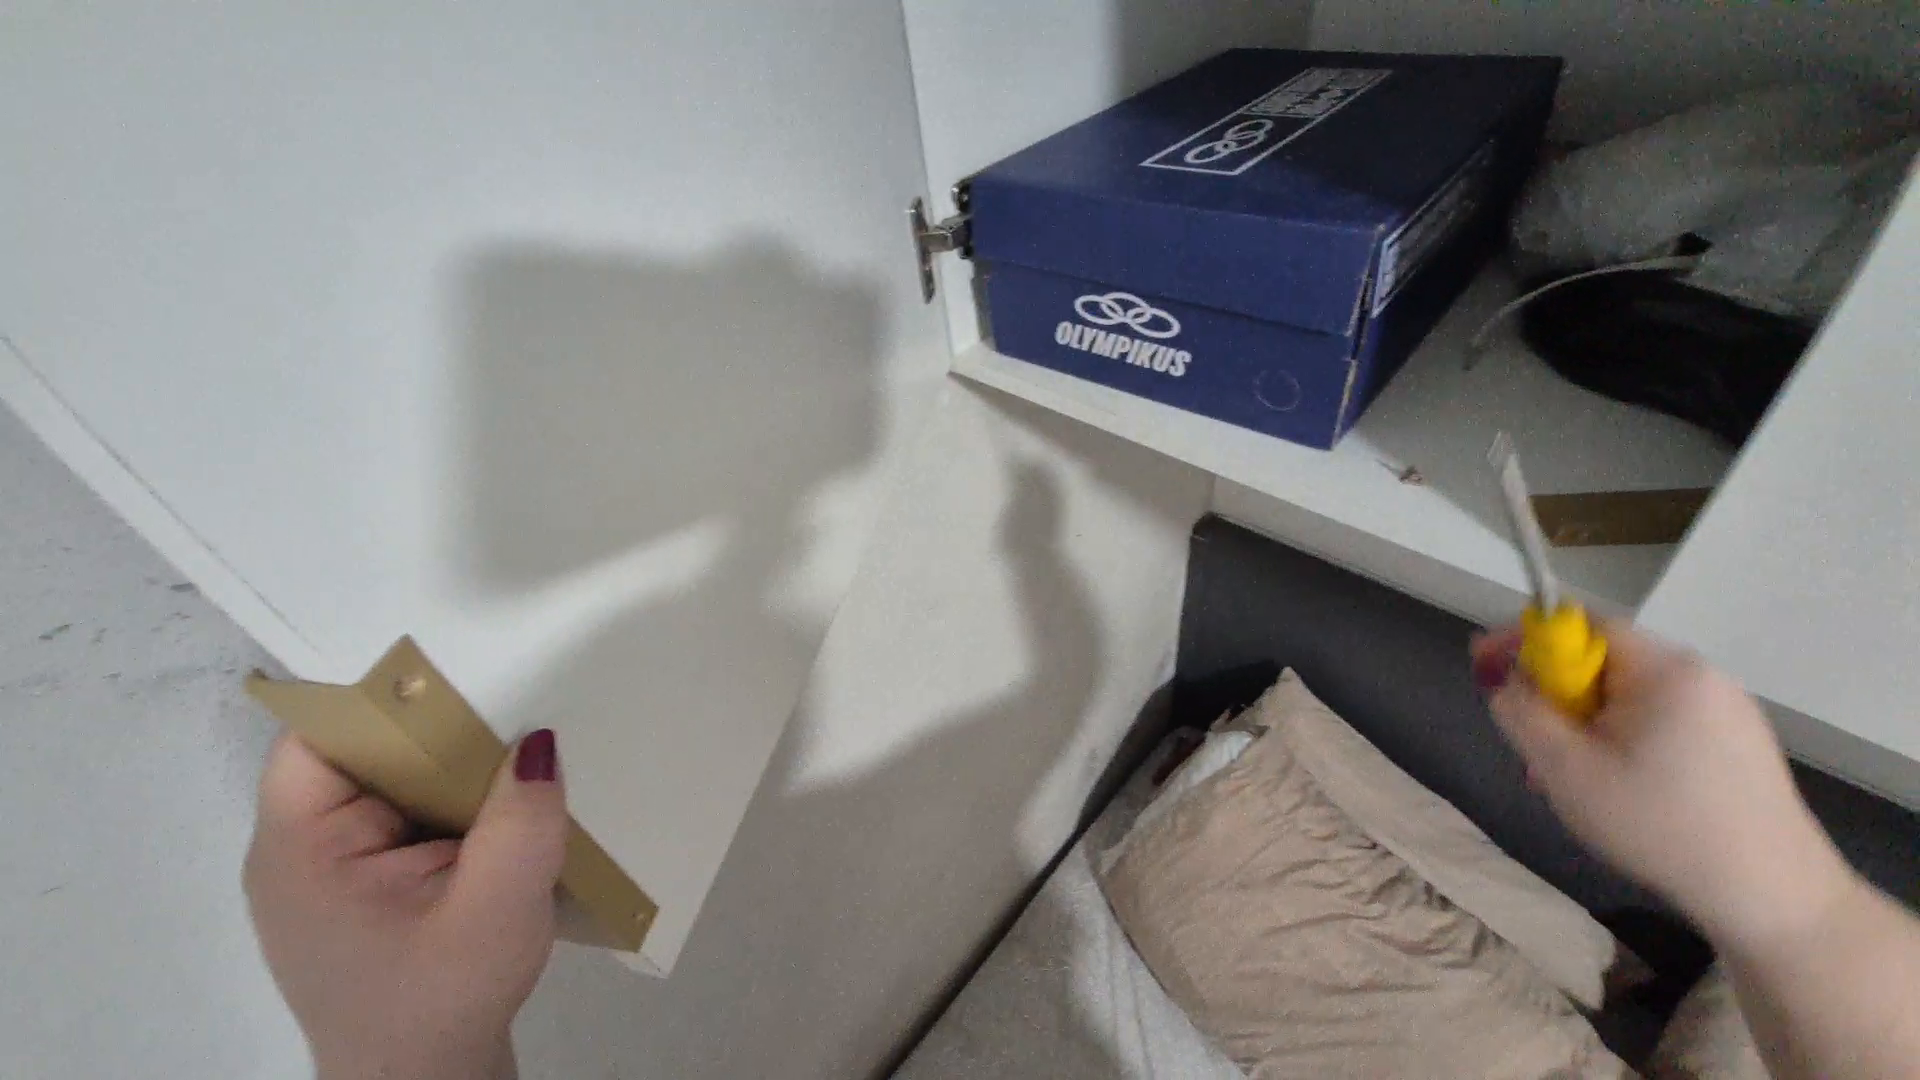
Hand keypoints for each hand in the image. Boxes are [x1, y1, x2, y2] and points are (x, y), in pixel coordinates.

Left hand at [243, 730, 567, 1079]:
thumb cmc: (444, 1000)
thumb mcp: (497, 909)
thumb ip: (521, 822)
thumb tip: (540, 739)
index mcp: (302, 849)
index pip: (321, 738)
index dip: (386, 697)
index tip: (468, 671)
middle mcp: (308, 847)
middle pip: (370, 751)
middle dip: (446, 729)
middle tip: (520, 702)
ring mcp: (343, 865)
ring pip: (404, 779)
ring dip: (464, 766)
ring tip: (527, 746)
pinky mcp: (379, 879)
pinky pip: (421, 811)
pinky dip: (467, 798)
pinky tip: (513, 799)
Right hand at [1471, 620, 1854, 947]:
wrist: (1775, 900)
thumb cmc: (1658, 823)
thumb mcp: (1563, 766)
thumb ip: (1519, 709)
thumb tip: (1504, 676)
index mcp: (1666, 670)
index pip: (1579, 623)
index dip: (1523, 638)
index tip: (1483, 665)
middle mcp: (1701, 677)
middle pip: (1600, 662)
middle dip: (1550, 693)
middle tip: (1524, 738)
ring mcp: (1726, 712)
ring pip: (1624, 697)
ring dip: (1580, 723)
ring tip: (1562, 774)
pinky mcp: (1737, 746)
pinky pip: (1655, 722)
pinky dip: (1616, 739)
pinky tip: (1609, 785)